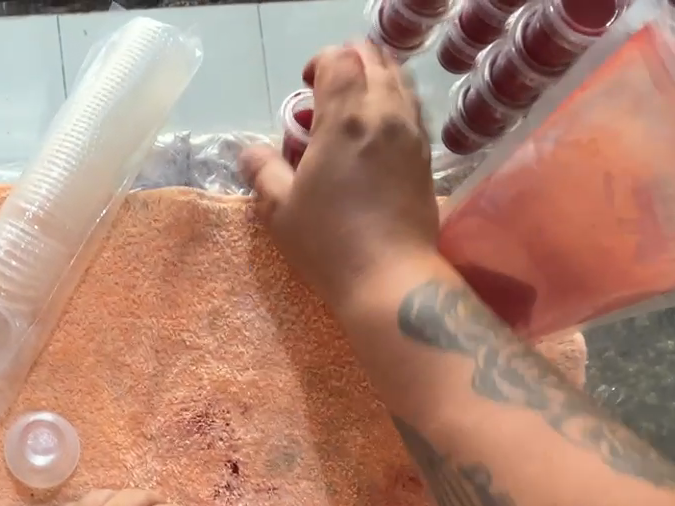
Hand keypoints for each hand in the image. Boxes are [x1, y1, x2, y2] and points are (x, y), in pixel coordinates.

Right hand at [239, 42, 443, 317]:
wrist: (387, 276)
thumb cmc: (327, 243)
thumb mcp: (280, 210)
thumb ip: (263, 172)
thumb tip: (248, 152)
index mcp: (345, 117)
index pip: (339, 59)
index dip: (320, 64)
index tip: (305, 87)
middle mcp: (385, 112)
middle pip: (375, 59)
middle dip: (349, 65)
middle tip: (326, 95)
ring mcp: (411, 132)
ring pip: (399, 81)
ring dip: (373, 83)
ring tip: (351, 114)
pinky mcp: (426, 156)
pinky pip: (411, 110)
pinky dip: (392, 108)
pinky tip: (374, 138)